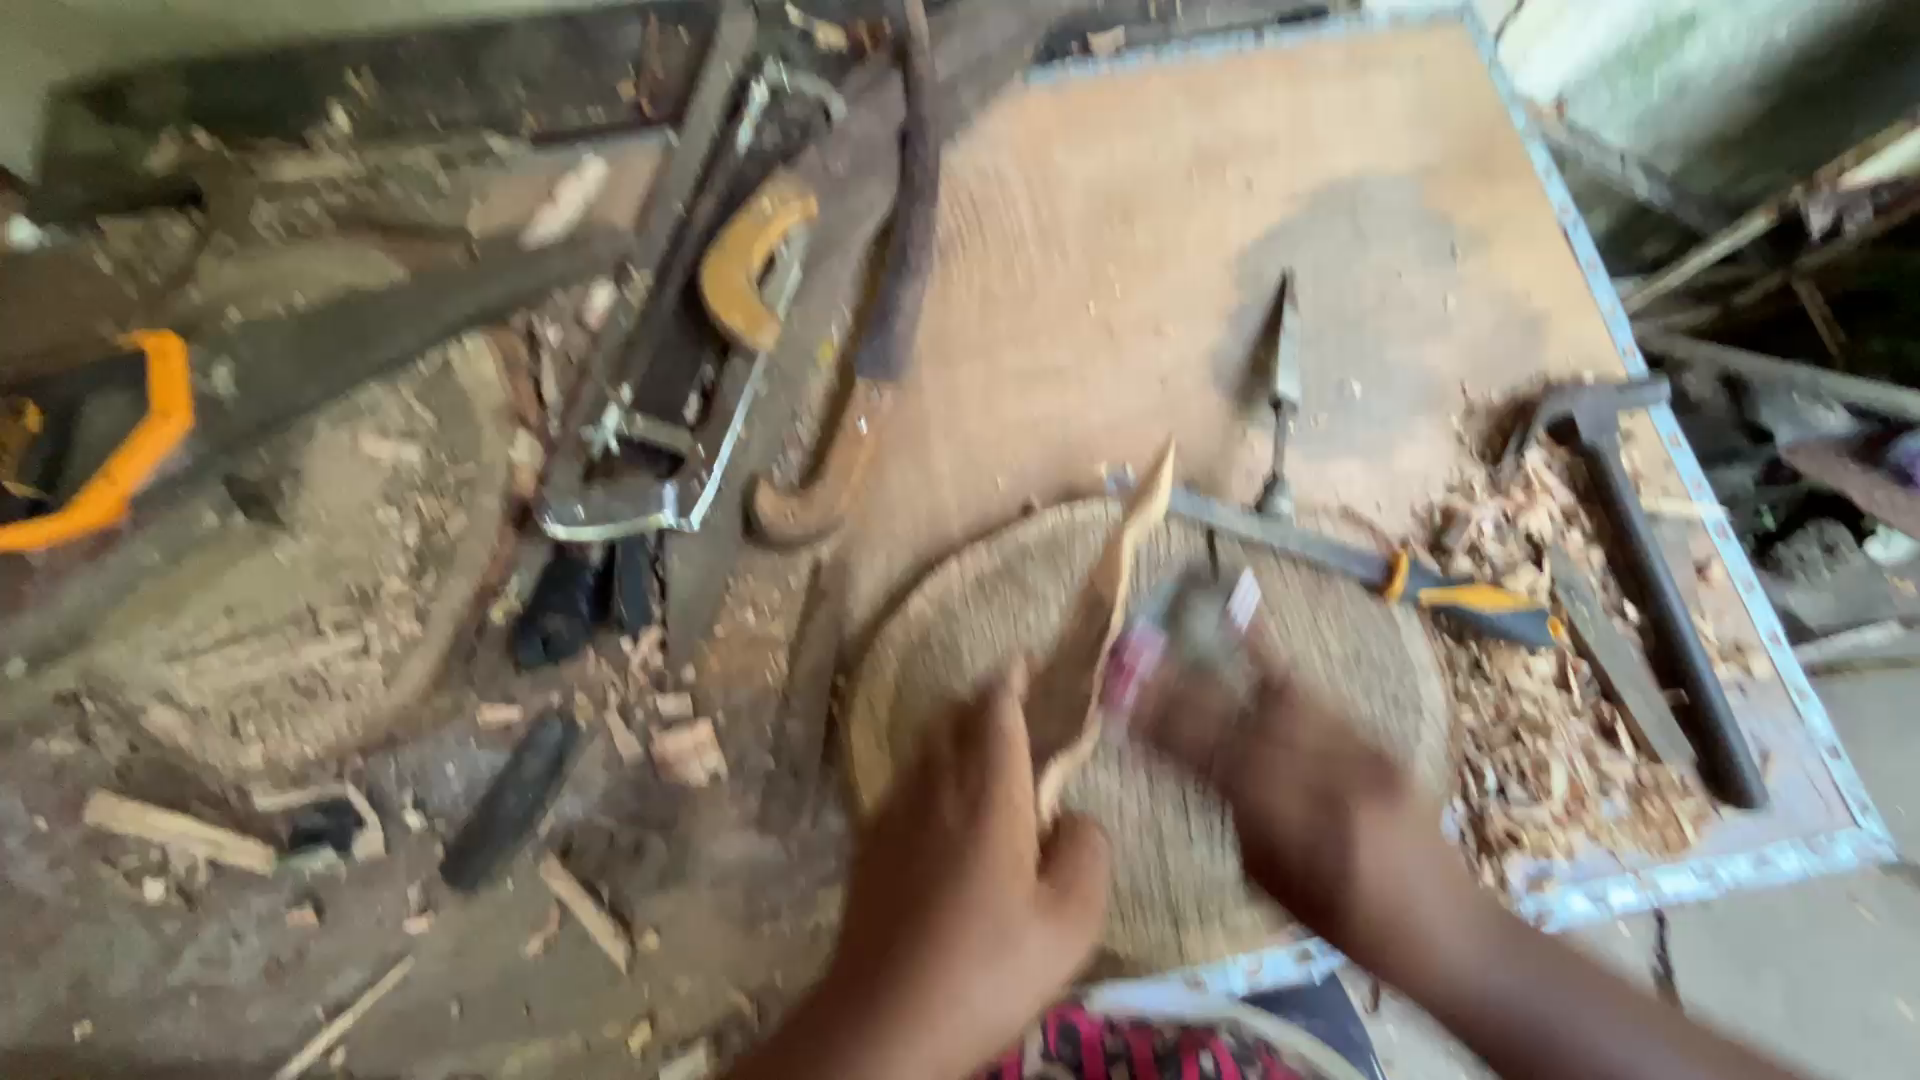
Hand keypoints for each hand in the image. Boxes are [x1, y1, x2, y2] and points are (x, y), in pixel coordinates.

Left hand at [817, 663, 1111, 1077]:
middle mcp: (935, 786)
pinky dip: (930, 774)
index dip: (1010, 678)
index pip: (996, 709)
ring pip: (925, 747)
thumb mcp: (1071, 923)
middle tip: (1013, 714)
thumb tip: (1074, 817)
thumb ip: (1088, 852)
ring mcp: (894, 811)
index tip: (1023, 660)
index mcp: (988, 793)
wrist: (882, 1021)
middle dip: (982, 702)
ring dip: (953, 735)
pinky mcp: (870, 842)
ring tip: (982, 758)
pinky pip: (906, 782)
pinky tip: (944, 814)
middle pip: (953, 716)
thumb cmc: (985, 968)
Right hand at [1127, 638, 1482, 988]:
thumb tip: (1181, 752)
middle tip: (1126, 662)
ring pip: (1273, 698)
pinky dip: (1266, 651)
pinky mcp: (1377, 738)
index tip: (1117, 703)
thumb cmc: (1350, 927)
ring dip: (1210, 673)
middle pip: (1241, 723)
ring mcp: (1365, 753)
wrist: (1453, 931)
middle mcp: (1339, 783)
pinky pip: (1312, 689)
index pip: (1217, 765)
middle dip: (1176, 691)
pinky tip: (1240, 610)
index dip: (1163, 730)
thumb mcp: (1272, 880)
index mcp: (1308, 833)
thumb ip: (1231, 810)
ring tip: (1161, 645)